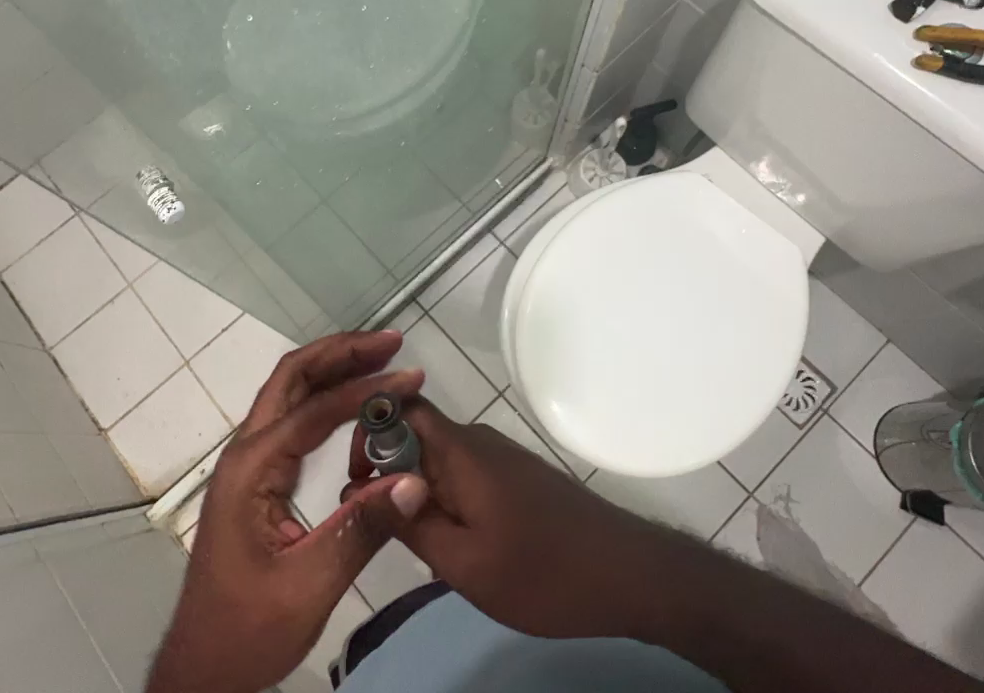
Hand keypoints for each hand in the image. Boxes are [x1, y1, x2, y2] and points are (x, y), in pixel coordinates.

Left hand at [148, 330, 430, 692]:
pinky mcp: (259, 477)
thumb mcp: (310, 585)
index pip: (314, 410)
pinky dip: (326, 397)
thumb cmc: (249, 628)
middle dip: (342, 353)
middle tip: (392, 342)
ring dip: (333, 368)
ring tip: (381, 356)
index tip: (412, 379)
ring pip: (289, 392)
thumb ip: (361, 530)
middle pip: (291, 378)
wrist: (205, 664)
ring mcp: (250, 463)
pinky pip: (293, 418)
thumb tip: (414, 479)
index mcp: (252, 470)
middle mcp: (246, 453)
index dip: (365, 389)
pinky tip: (355, 400)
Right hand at [345, 397, 693, 642]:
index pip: (400, 409)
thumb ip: (408, 522)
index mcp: (461, 450)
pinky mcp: (517, 477)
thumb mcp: (462, 562)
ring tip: (416, 542)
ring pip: (439, 459)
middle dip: (388, 474)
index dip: (367, 433)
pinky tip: (455, 543)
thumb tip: (359, 490)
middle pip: (415, 436)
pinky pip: (464, 474)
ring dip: (417, 491)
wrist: (629, 575)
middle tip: (380, 526)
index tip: (355, 481)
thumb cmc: (541, 572)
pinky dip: (446, 499)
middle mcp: (479, 441)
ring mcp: (501, 458)